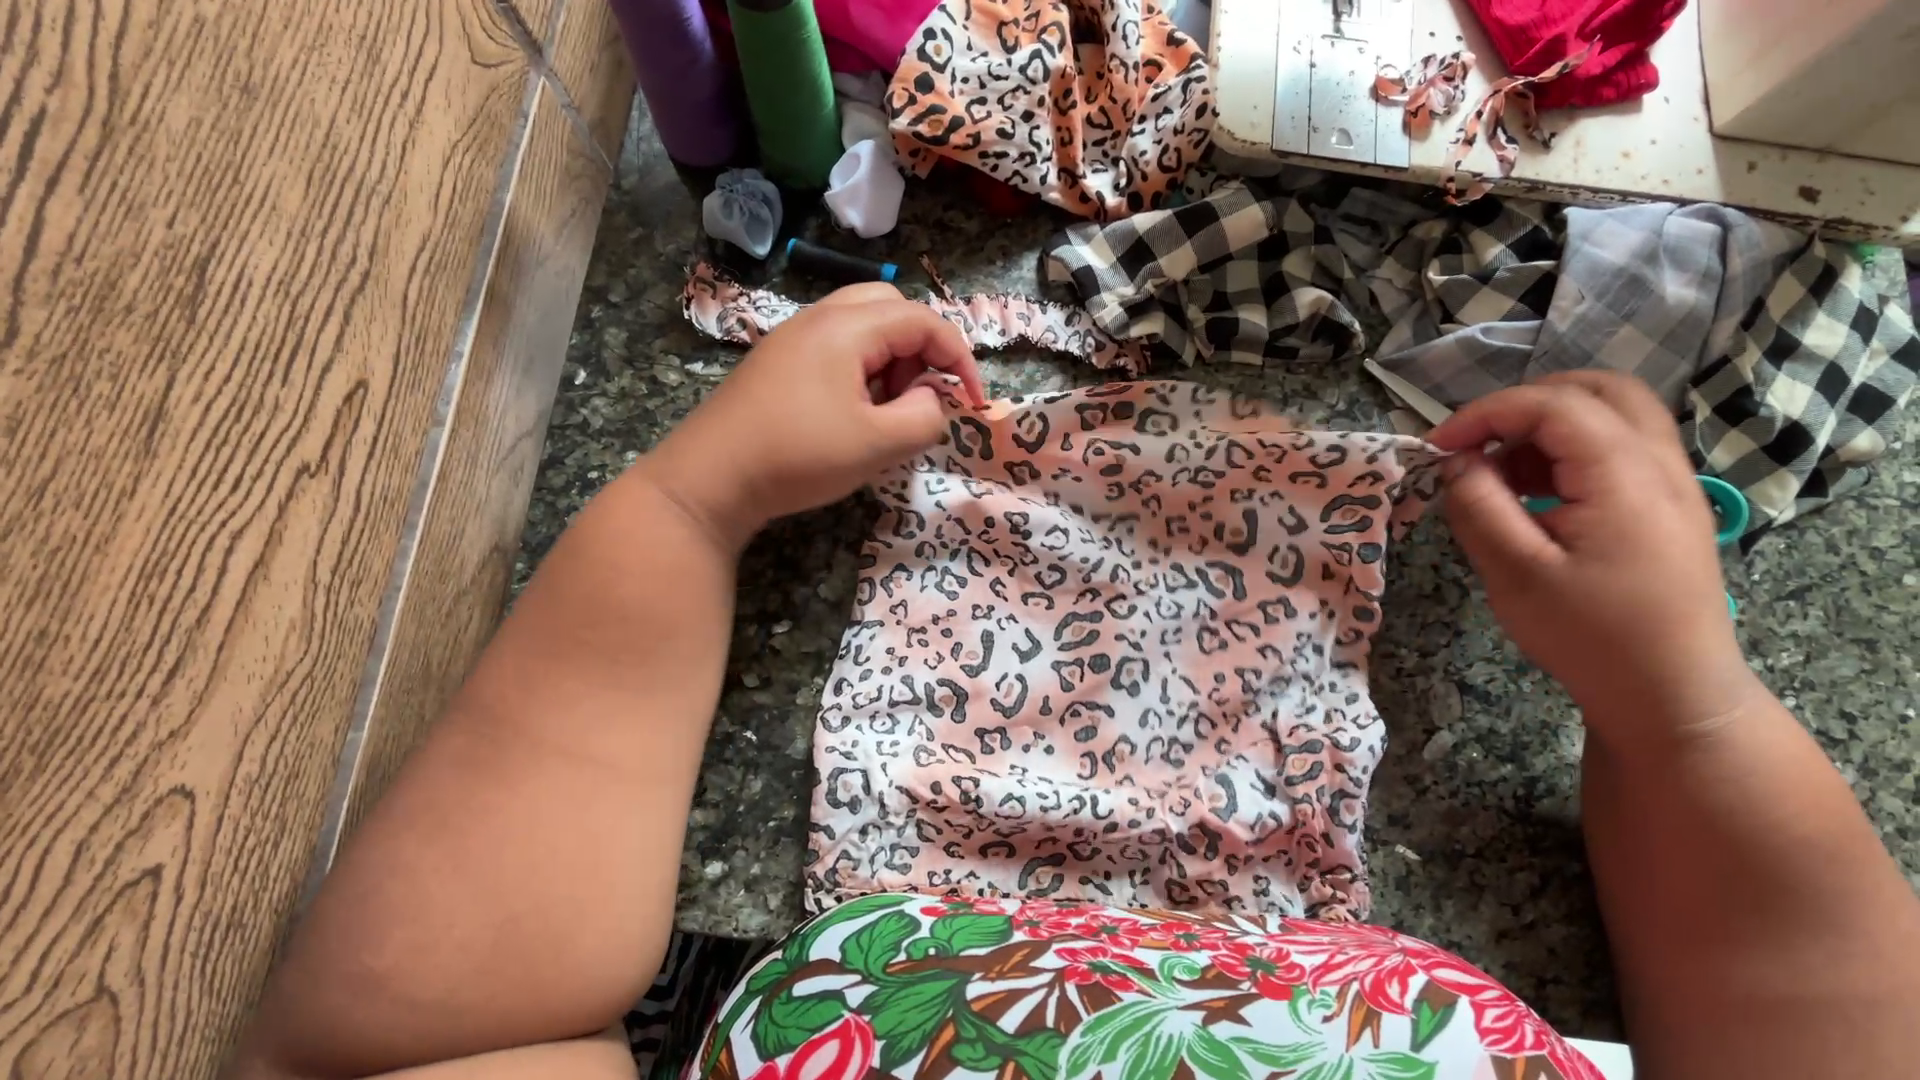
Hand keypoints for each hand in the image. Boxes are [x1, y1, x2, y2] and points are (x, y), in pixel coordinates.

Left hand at [643, 282, 983, 548]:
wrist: (709, 480)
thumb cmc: (797, 457)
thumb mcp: (877, 444)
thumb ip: (925, 418)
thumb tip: (936, 400)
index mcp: (847, 328)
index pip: (924, 320)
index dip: (959, 358)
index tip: (973, 401)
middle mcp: (819, 319)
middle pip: (892, 308)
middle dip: (923, 349)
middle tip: (925, 396)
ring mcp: (793, 339)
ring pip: (862, 326)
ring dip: (892, 359)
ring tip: (889, 410)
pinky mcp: (778, 364)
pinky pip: (836, 348)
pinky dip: (862, 369)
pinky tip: (853, 415)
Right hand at [1429, 372, 1763, 747]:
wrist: (1669, 692)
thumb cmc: (1588, 634)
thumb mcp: (1514, 571)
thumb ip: (1478, 505)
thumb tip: (1457, 462)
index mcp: (1624, 473)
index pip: (1551, 404)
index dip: (1485, 414)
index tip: (1436, 448)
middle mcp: (1660, 464)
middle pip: (1596, 390)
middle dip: (1523, 405)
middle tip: (1475, 442)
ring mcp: (1672, 484)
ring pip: (1612, 416)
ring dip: (1546, 427)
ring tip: (1498, 473)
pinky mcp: (1667, 508)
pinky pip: (1619, 449)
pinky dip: (1568, 452)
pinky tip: (1533, 496)